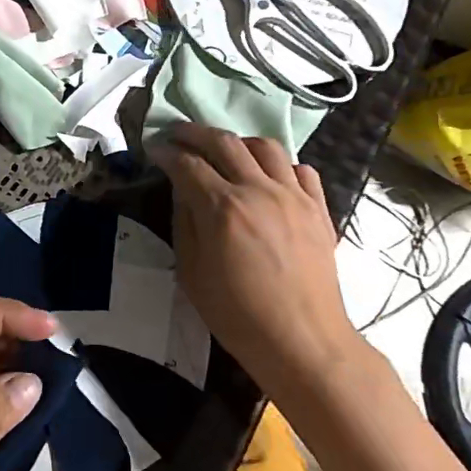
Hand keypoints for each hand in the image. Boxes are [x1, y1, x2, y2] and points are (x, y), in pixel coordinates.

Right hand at [151, 123, 365, 401]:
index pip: (187, 164)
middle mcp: (259, 191)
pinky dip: (277, 164)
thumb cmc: (234, 311)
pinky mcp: (318, 209)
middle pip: (225, 142)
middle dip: (195, 133)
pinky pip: (299, 169)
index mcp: (222, 208)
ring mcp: (294, 197)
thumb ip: (185, 222)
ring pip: (266, 147)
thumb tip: (182, 192)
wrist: (300, 338)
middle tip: (177, 134)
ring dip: (238, 141)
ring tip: (223, 150)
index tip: (152, 149)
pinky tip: (265, 176)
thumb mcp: (191, 269)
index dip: (165, 152)